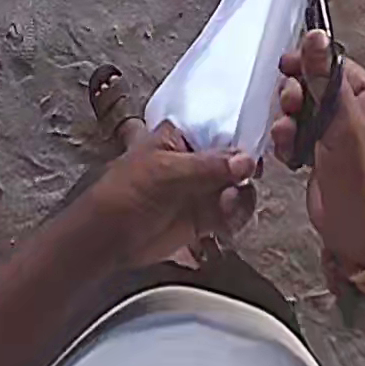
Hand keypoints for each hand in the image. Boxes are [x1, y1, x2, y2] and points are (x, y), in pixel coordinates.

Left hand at [70, 122, 256, 268]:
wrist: (109, 236)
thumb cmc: (128, 191)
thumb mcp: (168, 171)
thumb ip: (209, 166)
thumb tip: (247, 160)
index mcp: (181, 137)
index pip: (220, 129)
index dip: (241, 138)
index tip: (255, 153)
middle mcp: (196, 160)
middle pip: (235, 161)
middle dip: (243, 173)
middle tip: (240, 184)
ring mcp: (200, 189)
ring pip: (238, 189)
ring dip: (240, 198)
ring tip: (227, 205)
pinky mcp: (204, 217)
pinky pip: (231, 214)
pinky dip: (235, 218)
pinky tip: (224, 224)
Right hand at [270, 30, 364, 269]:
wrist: (360, 237)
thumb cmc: (363, 182)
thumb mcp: (343, 125)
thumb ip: (325, 80)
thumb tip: (315, 36)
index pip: (331, 63)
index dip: (306, 64)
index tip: (285, 69)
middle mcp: (352, 112)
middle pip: (311, 85)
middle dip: (294, 96)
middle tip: (290, 108)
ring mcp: (334, 134)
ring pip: (298, 110)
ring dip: (286, 121)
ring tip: (288, 136)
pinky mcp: (318, 153)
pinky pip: (293, 133)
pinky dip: (286, 141)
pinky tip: (289, 154)